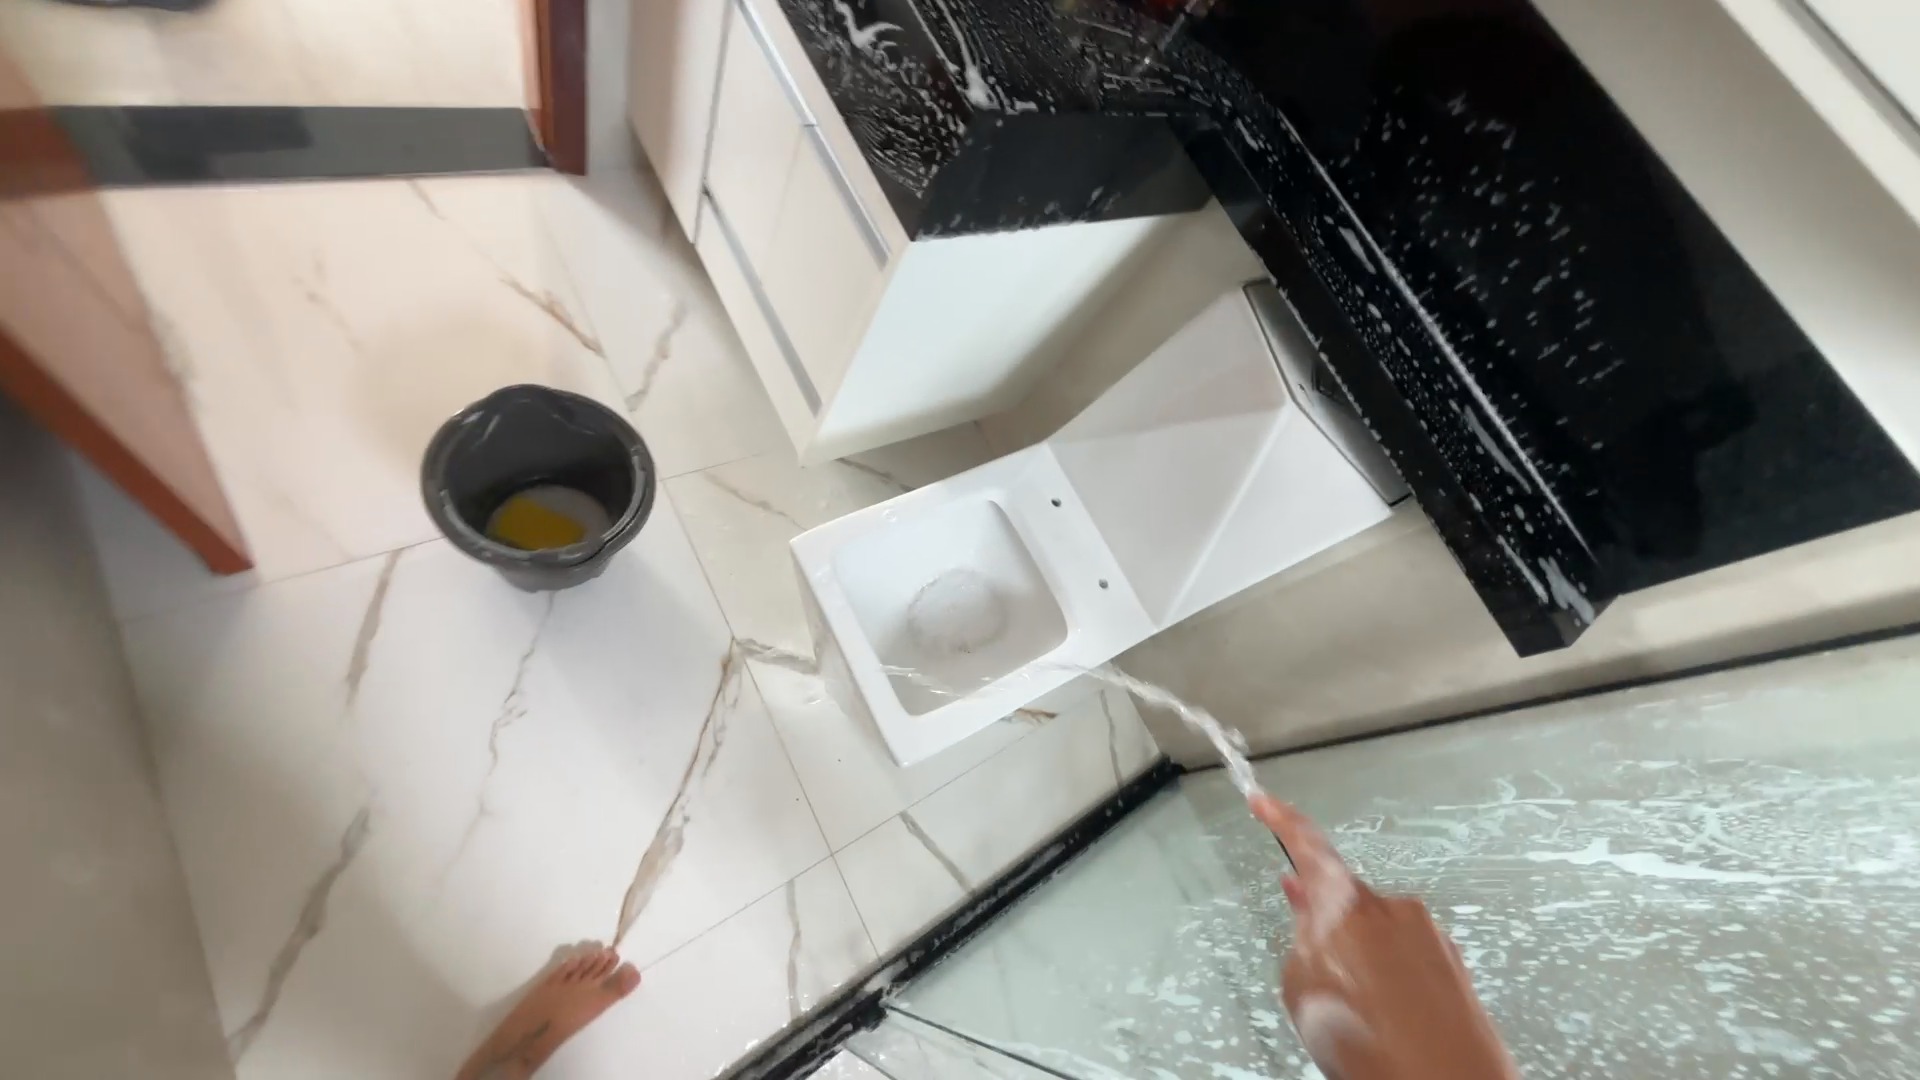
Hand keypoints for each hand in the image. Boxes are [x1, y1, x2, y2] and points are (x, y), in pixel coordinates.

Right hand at [1250, 794, 1518, 1079]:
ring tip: (1355, 1008)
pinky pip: (1405, 952)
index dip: (1280, 818)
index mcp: (1349, 905)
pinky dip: (1387, 971)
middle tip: (1313, 962)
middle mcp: (1393, 908)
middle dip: (1322, 920)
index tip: (1261, 799)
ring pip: (1374, 927)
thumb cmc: (1373, 1048)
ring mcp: (1430, 936)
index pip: (1307, 844)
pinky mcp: (1455, 966)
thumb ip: (1300, 939)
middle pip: (1342, 894)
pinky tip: (1384, 1012)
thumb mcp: (1304, 990)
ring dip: (1357, 952)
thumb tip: (1305, 911)